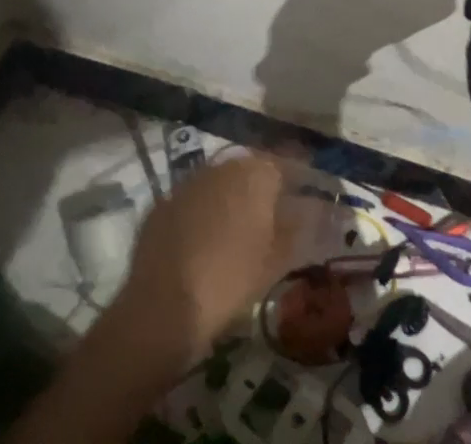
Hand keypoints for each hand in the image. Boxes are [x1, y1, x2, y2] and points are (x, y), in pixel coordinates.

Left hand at [102, 155, 299, 374]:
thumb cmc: (232, 279)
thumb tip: (310, 208)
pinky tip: (204, 238)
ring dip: (231, 196)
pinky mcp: (160, 206)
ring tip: (239, 226)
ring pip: (218, 182)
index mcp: (256, 174)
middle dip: (263, 185)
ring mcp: (186, 184)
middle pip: (250, 167)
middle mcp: (222, 168)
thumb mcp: (278, 257)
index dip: (299, 176)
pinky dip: (202, 212)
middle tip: (273, 211)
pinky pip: (191, 201)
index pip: (287, 162)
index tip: (307, 192)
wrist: (163, 308)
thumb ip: (297, 225)